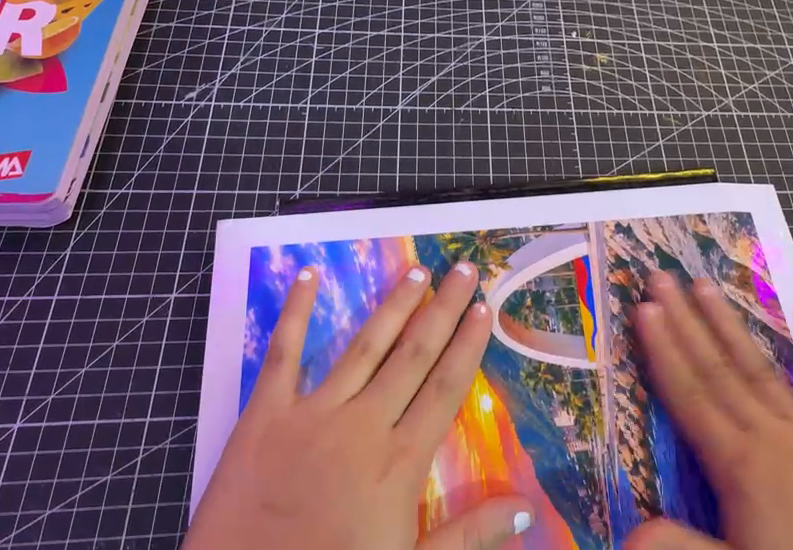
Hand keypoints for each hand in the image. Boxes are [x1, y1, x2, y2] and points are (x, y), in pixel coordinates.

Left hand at [185, 262, 532, 549]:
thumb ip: (469, 535)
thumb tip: (528, 508)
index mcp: (400, 463)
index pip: (445, 388)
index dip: (468, 345)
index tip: (485, 308)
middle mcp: (363, 425)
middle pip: (413, 356)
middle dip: (442, 310)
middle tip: (463, 270)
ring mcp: (313, 414)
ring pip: (365, 346)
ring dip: (394, 306)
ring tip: (418, 271)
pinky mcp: (265, 415)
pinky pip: (283, 353)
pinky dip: (296, 311)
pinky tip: (309, 274)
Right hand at [627, 274, 792, 549]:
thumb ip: (681, 549)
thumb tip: (626, 531)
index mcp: (741, 468)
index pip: (691, 397)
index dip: (664, 352)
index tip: (645, 309)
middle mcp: (773, 438)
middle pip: (719, 370)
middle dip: (686, 322)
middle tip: (660, 277)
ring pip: (761, 370)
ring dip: (729, 326)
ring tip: (705, 284)